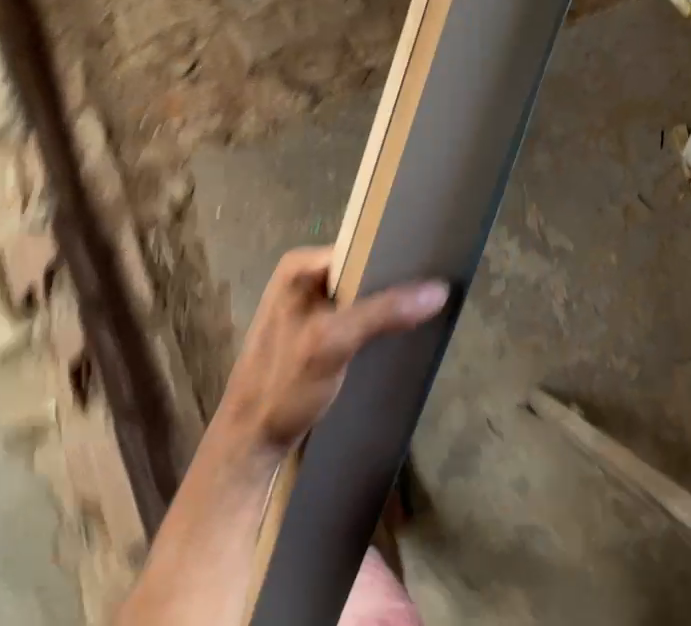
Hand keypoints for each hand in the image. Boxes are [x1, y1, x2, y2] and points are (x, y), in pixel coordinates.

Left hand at [217, 246, 449, 460]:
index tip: (432, 265)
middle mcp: (303, 277)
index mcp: (299, 265)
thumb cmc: (283, 387)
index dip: (396, 256)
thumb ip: (382, 313)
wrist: (251, 443)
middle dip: (396, 282)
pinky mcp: (318, 334)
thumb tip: (440, 289)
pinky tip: (401, 335)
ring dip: (391, 306)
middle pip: (364, 271)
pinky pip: (358, 318)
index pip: (361, 247)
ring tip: (428, 309)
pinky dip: (379, 326)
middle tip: (436, 291)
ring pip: (363, 296)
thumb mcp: (332, 343)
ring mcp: (310, 307)